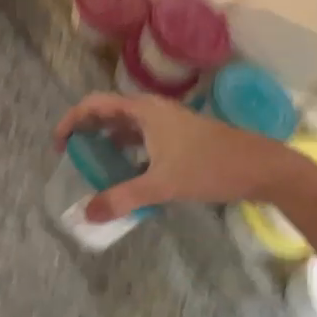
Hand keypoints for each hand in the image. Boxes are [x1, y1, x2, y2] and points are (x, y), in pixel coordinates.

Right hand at [52, 92, 305, 221]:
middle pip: (107, 112)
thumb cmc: (208, 167)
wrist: (258, 166)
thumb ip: (122, 198)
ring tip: (93, 165)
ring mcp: (167, 121)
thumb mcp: (162, 185)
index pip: (93, 104)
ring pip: (126, 125)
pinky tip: (127, 172)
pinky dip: (126, 148)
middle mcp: (152, 109)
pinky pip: (141, 136)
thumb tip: (86, 212)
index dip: (70, 120)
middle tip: (70, 156)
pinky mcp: (179, 134)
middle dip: (86, 131)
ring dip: (106, 140)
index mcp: (143, 110)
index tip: (57, 144)